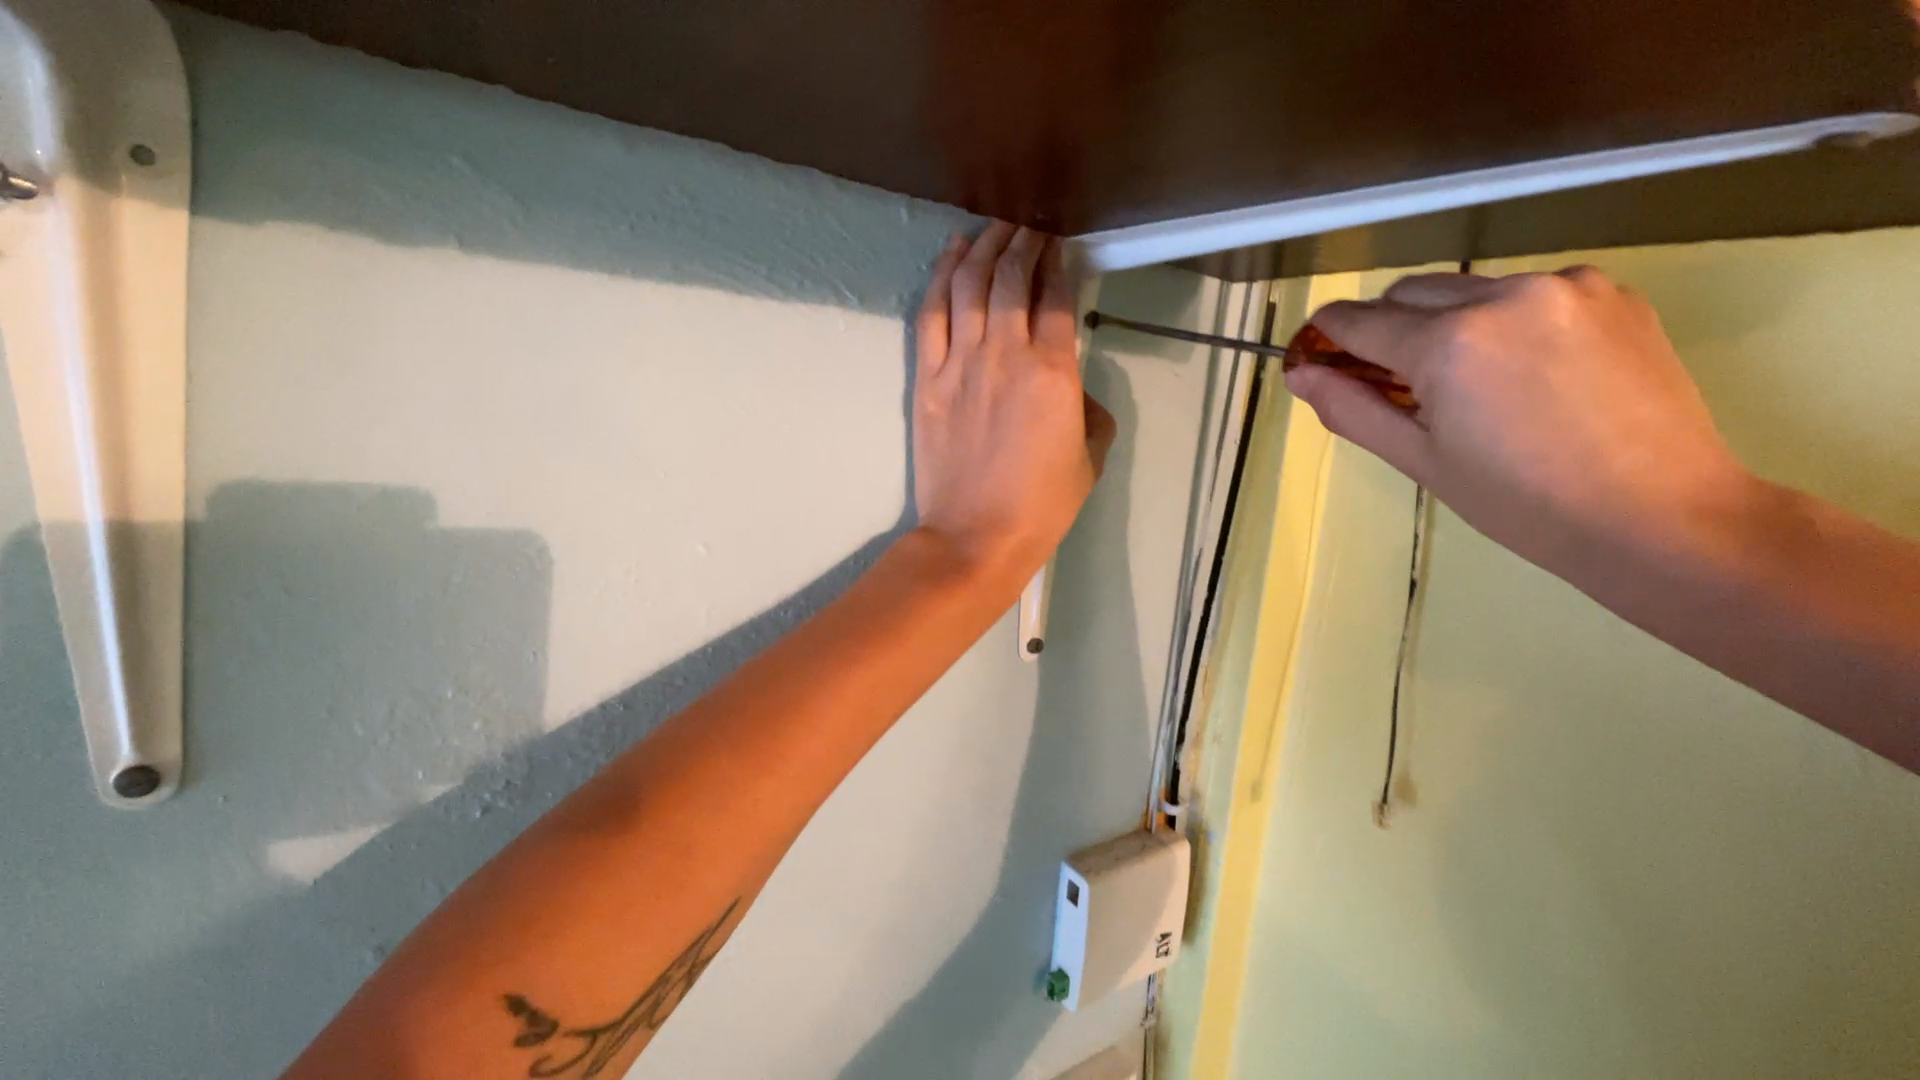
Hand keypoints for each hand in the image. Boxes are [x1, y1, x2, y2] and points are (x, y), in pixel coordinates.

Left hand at [911, 222, 1115, 586]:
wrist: (976, 536)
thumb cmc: (1042, 505)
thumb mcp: (1090, 458)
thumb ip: (1090, 411)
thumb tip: (1074, 390)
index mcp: (1054, 371)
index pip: (1055, 296)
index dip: (1057, 261)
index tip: (1059, 245)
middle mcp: (1006, 353)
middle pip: (1011, 278)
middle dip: (1022, 242)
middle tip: (1029, 227)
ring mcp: (961, 363)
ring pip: (970, 284)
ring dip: (983, 247)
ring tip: (994, 228)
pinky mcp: (928, 378)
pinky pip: (932, 314)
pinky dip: (941, 277)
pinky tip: (952, 254)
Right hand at [1288, 268, 1755, 569]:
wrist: (1660, 514)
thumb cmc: (1523, 503)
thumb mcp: (1422, 461)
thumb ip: (1352, 409)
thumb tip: (1300, 373)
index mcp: (1449, 343)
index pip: (1358, 320)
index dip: (1326, 338)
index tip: (1316, 358)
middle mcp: (1504, 294)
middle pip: (1410, 293)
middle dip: (1387, 330)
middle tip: (1397, 386)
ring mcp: (1565, 285)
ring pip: (1470, 289)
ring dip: (1448, 323)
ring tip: (1474, 384)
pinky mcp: (1611, 290)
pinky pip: (1528, 291)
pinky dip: (1507, 320)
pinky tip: (1530, 372)